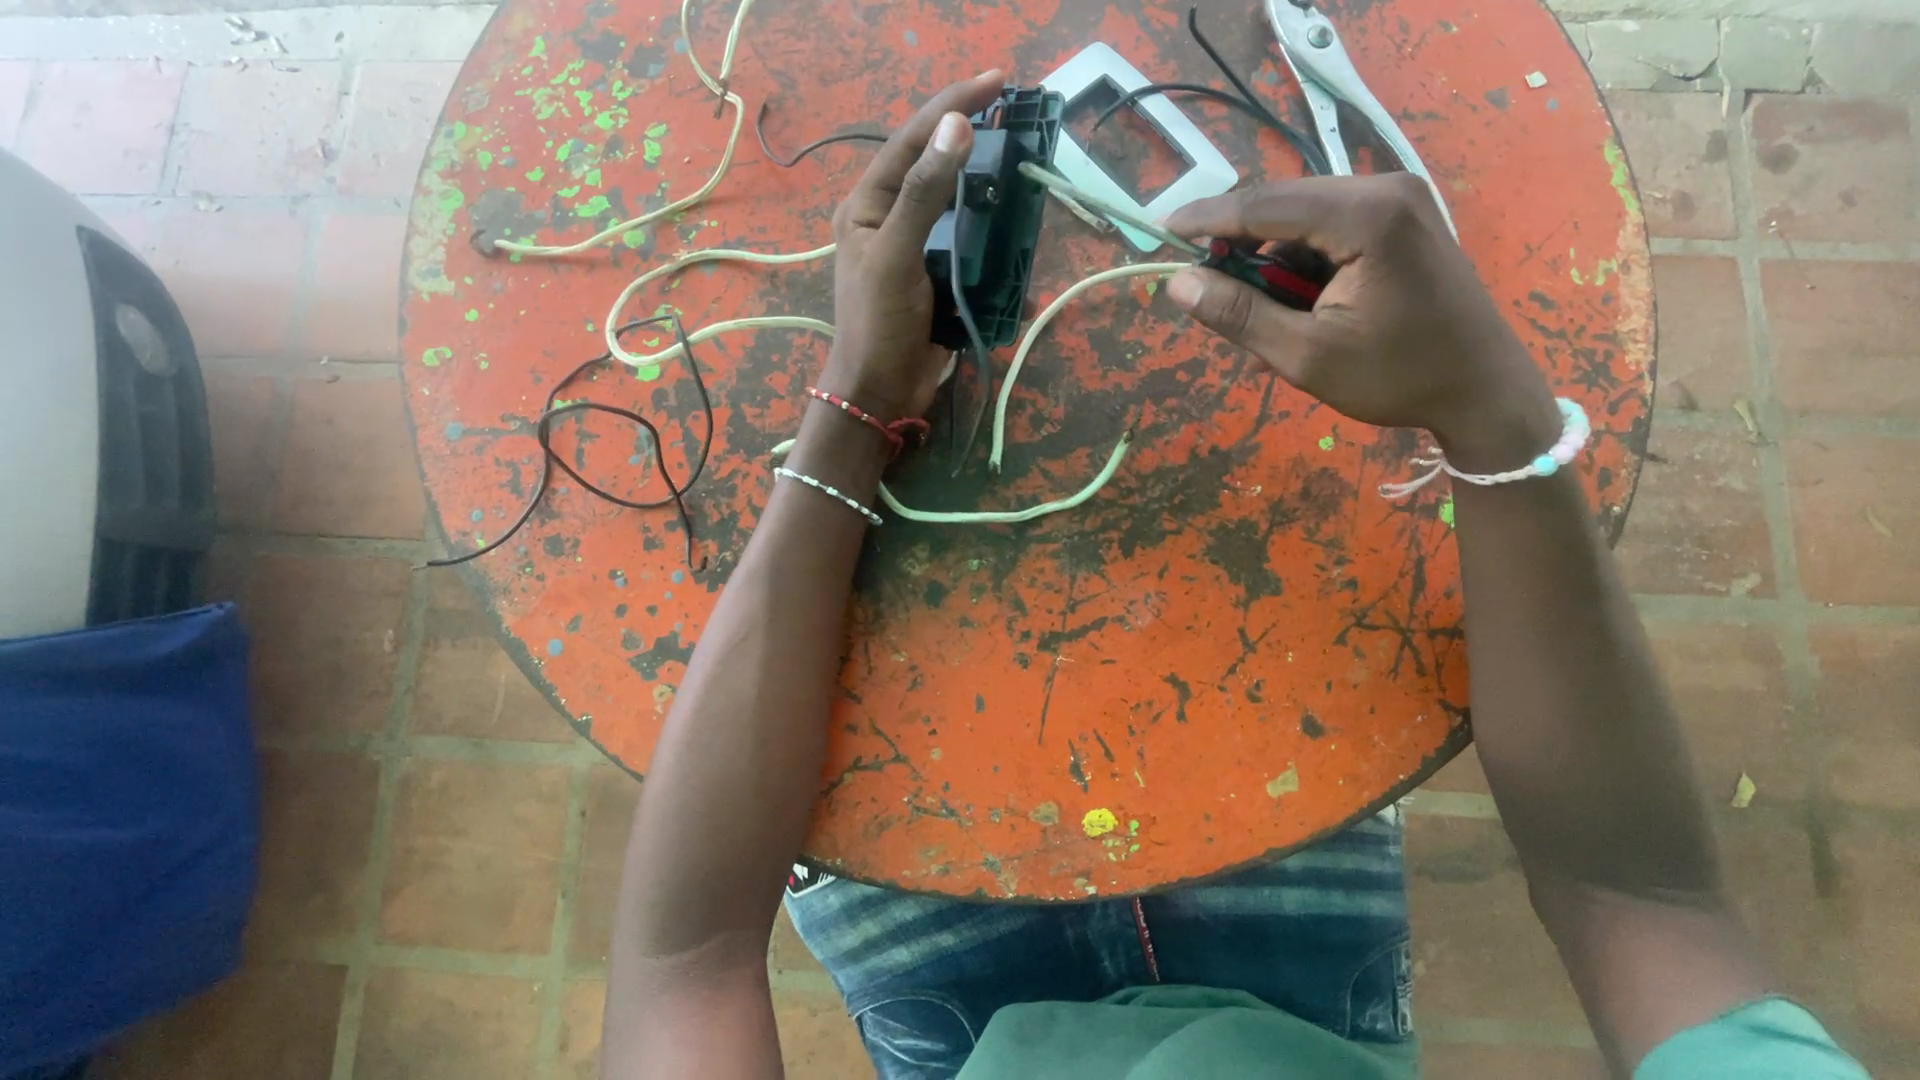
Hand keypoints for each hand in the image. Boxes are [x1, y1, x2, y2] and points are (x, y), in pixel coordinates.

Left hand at [818, 70, 1005, 421]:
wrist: (881, 392)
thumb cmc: (878, 322)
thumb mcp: (897, 254)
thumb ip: (925, 193)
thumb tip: (957, 126)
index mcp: (869, 205)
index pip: (912, 139)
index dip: (952, 106)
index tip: (997, 82)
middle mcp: (891, 220)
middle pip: (937, 169)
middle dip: (975, 147)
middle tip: (1017, 124)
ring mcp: (917, 251)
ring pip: (960, 209)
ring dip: (991, 201)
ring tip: (1023, 183)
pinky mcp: (938, 280)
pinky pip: (971, 253)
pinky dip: (995, 252)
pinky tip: (1016, 254)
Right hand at [1163, 174, 1559, 469]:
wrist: (1483, 390)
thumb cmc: (1397, 377)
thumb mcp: (1306, 355)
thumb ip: (1239, 315)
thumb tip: (1178, 284)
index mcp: (1367, 216)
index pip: (1264, 204)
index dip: (1206, 219)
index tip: (1159, 231)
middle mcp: (1385, 189)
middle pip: (1283, 205)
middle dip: (1241, 247)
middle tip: (1208, 290)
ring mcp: (1399, 201)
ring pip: (1303, 219)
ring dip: (1272, 265)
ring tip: (1264, 323)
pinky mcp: (1402, 220)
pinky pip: (1329, 231)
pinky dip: (1302, 267)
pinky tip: (1297, 310)